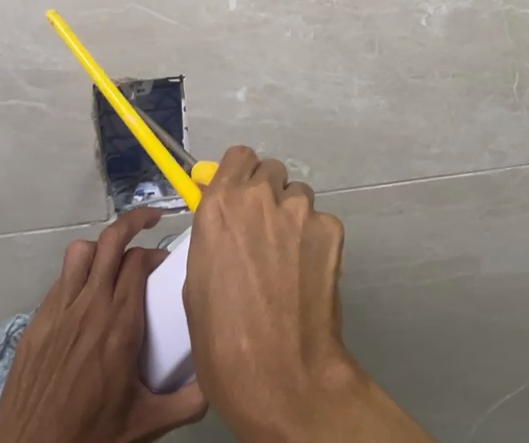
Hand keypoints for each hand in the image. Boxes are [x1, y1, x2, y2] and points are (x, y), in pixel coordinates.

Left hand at [0, 207, 205, 442]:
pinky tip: (87, 299)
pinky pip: (59, 281)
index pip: (138, 261)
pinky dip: (78, 276)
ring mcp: (57, 313)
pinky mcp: (35, 325)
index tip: (166, 266)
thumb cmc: (93, 436)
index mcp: (119, 324)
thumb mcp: (150, 423)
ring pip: (80, 253)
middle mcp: (88, 307)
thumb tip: (219, 382)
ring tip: (116, 261)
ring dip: (101, 248)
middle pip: (110, 241)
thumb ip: (190, 401)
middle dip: (134, 222)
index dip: (155, 253)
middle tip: (152, 221)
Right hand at [184, 146, 354, 437]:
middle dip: (267, 194)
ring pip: (298, 195)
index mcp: (220, 205)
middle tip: (263, 231)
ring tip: (287, 259)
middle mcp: (260, 197)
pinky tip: (307, 273)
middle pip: (270, 171)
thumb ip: (213, 235)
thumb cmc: (222, 338)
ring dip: (292, 216)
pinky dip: (316, 239)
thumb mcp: (197, 280)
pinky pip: (321, 221)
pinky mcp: (331, 229)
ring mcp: (300, 211)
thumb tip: (224, 220)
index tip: (239, 196)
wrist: (280, 372)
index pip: (238, 157)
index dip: (240, 175)